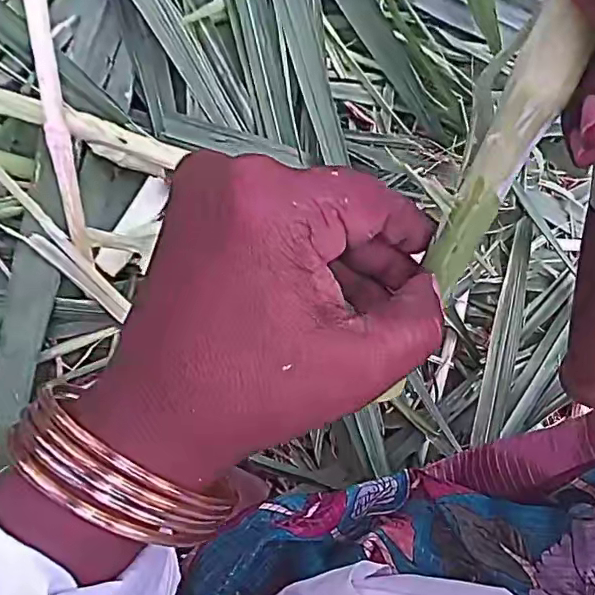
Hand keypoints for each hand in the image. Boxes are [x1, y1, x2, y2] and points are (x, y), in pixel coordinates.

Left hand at [72, 151, 441, 487]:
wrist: (163, 418)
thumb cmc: (250, 394)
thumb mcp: (361, 364)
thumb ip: (420, 320)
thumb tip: (430, 287)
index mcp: (272, 201)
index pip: (371, 201)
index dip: (410, 239)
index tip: (431, 268)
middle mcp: (232, 176)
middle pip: (336, 210)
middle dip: (374, 263)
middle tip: (400, 307)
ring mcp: (206, 193)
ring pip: (305, 222)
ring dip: (340, 268)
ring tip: (360, 319)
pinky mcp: (194, 215)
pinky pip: (272, 229)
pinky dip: (302, 264)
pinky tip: (321, 309)